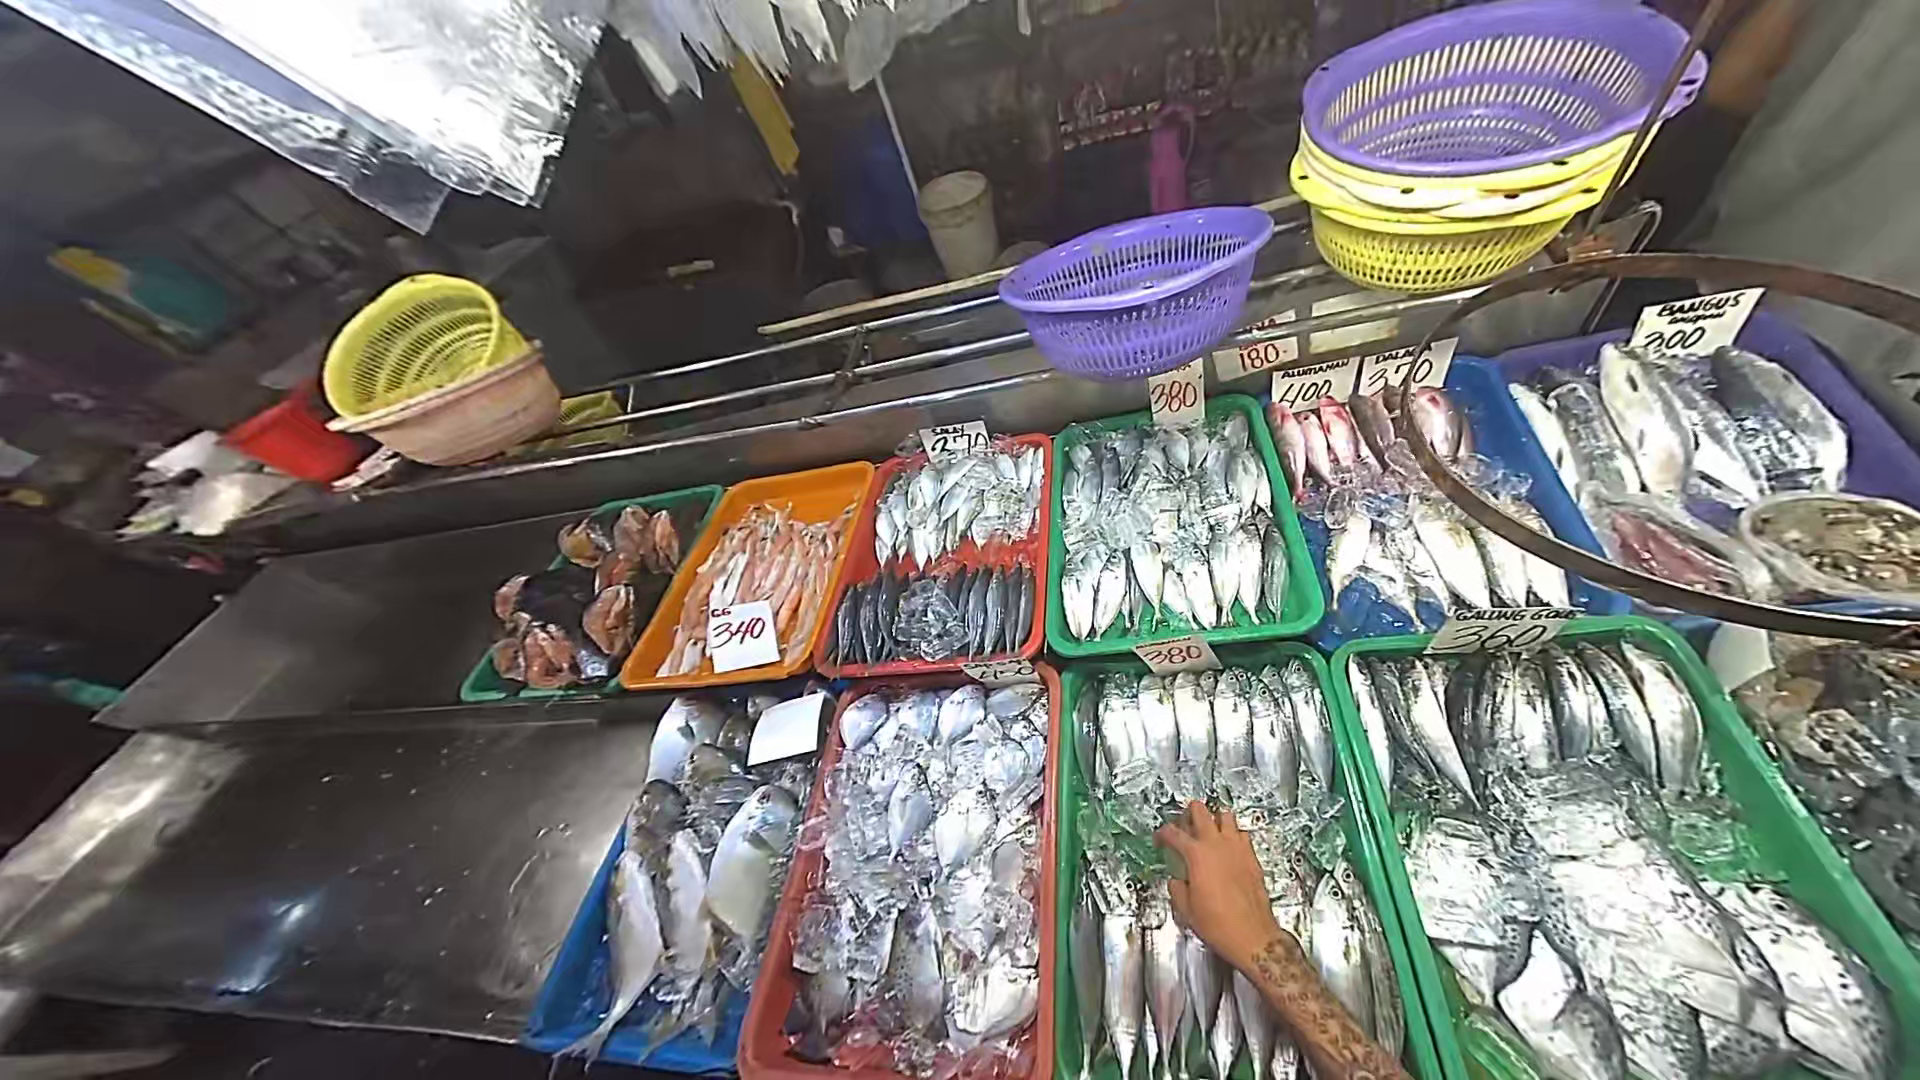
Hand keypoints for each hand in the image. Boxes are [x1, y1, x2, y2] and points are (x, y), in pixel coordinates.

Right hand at [1155, 801, 1282, 968]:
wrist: (1254, 939)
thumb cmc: (1221, 925)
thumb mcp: (1186, 909)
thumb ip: (1176, 888)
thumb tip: (1177, 881)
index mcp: (1195, 854)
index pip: (1172, 832)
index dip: (1162, 834)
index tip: (1160, 839)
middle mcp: (1216, 845)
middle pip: (1199, 810)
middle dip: (1188, 814)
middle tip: (1185, 825)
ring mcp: (1237, 849)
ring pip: (1225, 814)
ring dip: (1214, 819)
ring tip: (1208, 831)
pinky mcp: (1252, 858)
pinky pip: (1242, 834)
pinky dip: (1234, 835)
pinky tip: (1229, 848)